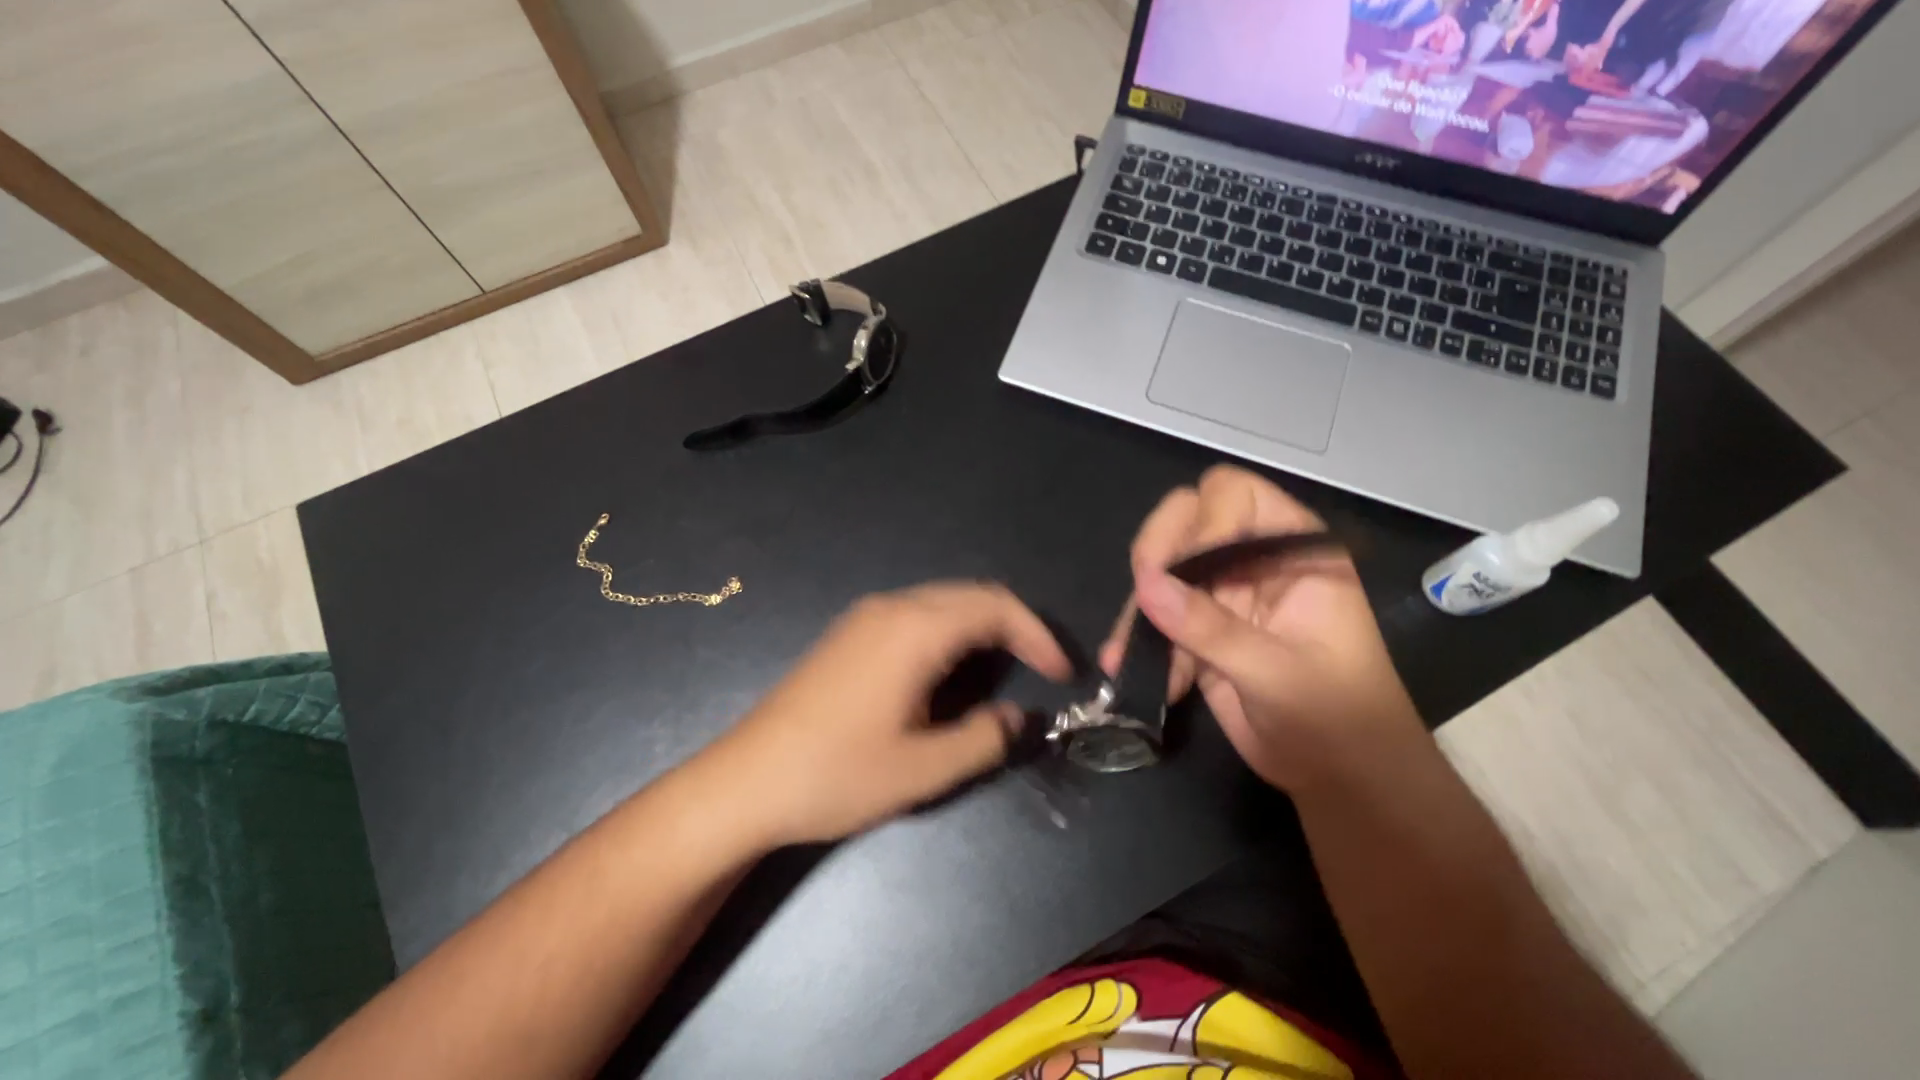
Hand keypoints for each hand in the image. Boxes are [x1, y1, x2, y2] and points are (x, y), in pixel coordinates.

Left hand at [703, 582, 1071, 845]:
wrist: (745, 783)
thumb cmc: (837, 774)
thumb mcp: (925, 769)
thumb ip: (986, 738)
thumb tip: (1022, 717)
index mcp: (914, 629)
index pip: (996, 606)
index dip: (1039, 634)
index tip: (1064, 675)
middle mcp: (890, 608)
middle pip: (971, 596)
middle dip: (1015, 627)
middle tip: (1044, 671)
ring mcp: (863, 619)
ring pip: (942, 603)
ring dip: (981, 630)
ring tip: (1005, 675)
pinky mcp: (847, 637)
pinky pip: (915, 617)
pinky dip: (949, 635)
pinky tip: (949, 678)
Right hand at [1099, 466, 1421, 791]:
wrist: (1340, 777)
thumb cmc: (1336, 717)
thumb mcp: (1277, 672)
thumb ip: (1210, 628)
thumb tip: (1145, 585)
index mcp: (1292, 550)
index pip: (1234, 495)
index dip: (1202, 522)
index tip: (1182, 571)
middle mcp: (1254, 561)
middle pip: (1187, 522)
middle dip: (1158, 559)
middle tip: (1143, 600)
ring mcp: (1226, 596)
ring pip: (1163, 572)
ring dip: (1142, 610)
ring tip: (1127, 656)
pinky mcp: (1202, 632)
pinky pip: (1158, 618)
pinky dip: (1142, 644)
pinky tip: (1128, 671)